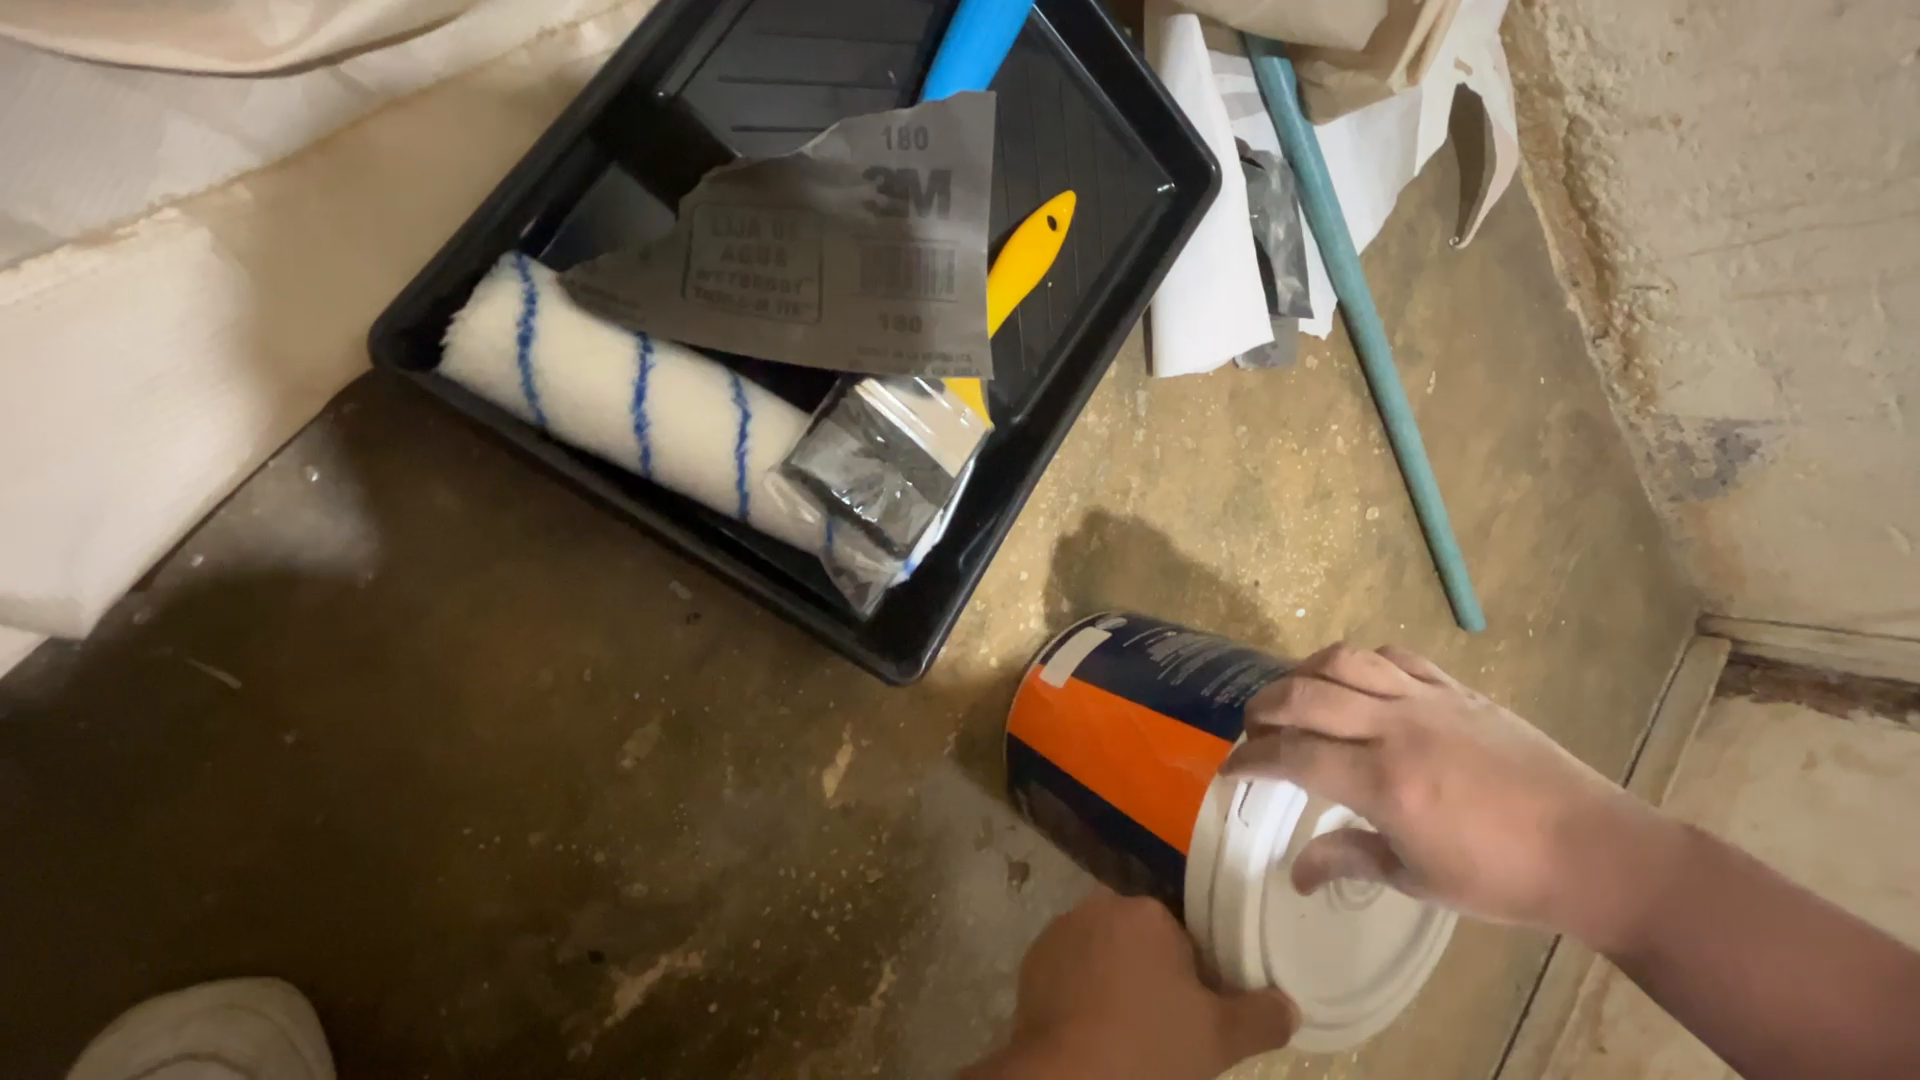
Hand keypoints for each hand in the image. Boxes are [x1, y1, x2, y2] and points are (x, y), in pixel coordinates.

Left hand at [962, 890, 1296, 1079]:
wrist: (1067, 1076)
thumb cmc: (1149, 1048)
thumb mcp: (1219, 1039)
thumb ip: (1261, 1017)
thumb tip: (1290, 1006)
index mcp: (1149, 913)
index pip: (1182, 936)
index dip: (1192, 976)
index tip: (1192, 1014)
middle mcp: (1101, 906)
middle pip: (1138, 939)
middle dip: (1149, 973)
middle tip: (1159, 1026)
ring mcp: (1062, 930)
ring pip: (1101, 951)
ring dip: (1112, 978)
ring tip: (1121, 1031)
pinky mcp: (1033, 959)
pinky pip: (1069, 968)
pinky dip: (1079, 991)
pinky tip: (1088, 1029)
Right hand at [1224, 644, 1676, 943]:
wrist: (1597, 852)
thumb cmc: (1504, 878)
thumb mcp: (1417, 880)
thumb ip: (1347, 858)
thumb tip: (1294, 874)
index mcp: (1384, 783)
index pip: (1290, 756)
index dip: (1249, 761)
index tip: (1231, 771)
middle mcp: (1396, 729)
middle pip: (1302, 696)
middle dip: (1261, 710)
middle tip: (1253, 733)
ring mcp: (1428, 701)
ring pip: (1343, 661)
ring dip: (1302, 674)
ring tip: (1295, 698)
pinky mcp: (1458, 690)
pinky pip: (1395, 657)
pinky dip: (1361, 663)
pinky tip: (1356, 684)